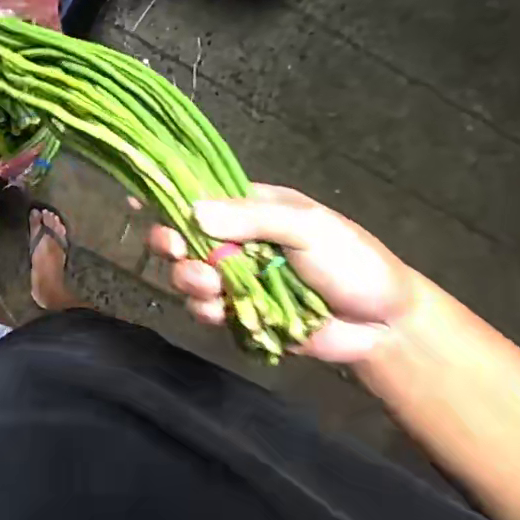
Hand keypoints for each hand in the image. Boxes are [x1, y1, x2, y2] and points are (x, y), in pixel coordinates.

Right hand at [147, 184, 417, 362]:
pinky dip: (206, 311)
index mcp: (251, 207)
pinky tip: (222, 311)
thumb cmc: (352, 261)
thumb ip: (252, 218)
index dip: (169, 197)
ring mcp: (234, 278)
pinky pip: (204, 310)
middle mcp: (235, 240)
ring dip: (190, 281)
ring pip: (187, 276)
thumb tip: (194, 213)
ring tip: (212, 285)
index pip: (200, 195)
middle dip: (172, 244)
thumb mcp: (308, 227)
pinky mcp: (238, 313)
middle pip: (183, 237)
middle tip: (175, 250)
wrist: (383, 325)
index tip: (137, 198)